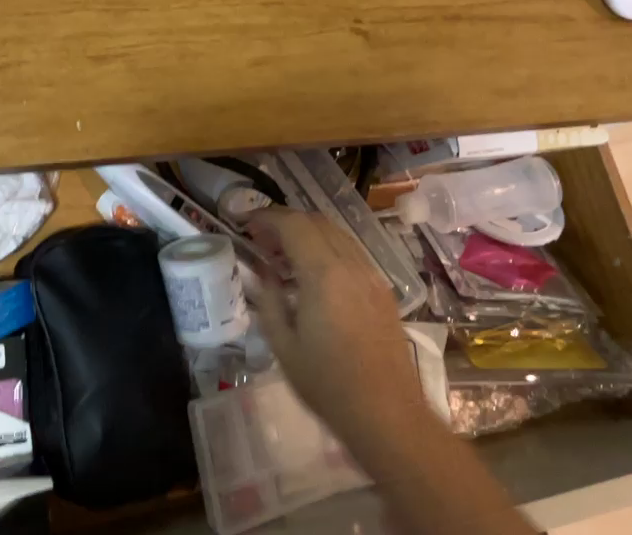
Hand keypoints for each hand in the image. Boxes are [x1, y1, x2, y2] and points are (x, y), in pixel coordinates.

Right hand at [248, 209, 422, 446]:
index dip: (265, 217)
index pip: (292, 224)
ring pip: (336, 233)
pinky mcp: (382, 290)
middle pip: (315, 221)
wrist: (387, 414)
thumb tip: (264, 274)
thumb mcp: (283, 345)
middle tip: (260, 240)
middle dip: (284, 222)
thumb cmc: (328, 384)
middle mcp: (351, 265)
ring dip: (306, 233)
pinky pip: (350, 252)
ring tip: (282, 255)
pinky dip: (326, 248)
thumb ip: (269, 301)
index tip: (244, 224)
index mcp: (323, 274)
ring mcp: (371, 275)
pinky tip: (312, 274)